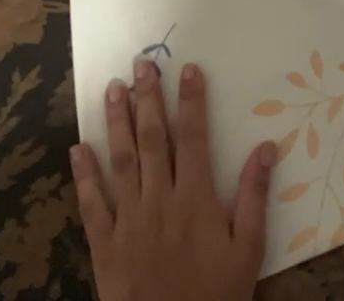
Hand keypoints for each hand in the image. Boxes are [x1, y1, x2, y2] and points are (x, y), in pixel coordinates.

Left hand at [70, 58, 275, 300]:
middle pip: (153, 139)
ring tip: (113, 89)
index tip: (189, 69)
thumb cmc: (216, 294)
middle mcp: (159, 200)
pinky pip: (92, 205)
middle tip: (142, 65)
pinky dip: (84, 175)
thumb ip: (255, 197)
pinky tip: (78, 148)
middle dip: (148, 99)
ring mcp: (128, 221)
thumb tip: (265, 147)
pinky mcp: (105, 245)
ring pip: (121, 161)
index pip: (193, 137)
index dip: (191, 100)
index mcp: (195, 198)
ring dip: (116, 123)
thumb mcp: (248, 250)